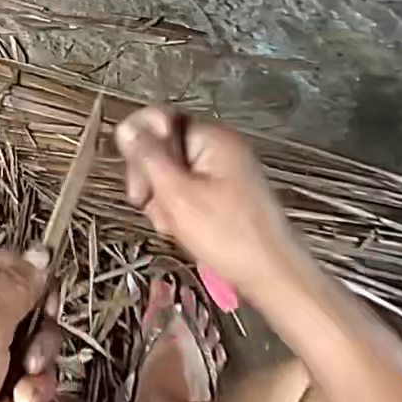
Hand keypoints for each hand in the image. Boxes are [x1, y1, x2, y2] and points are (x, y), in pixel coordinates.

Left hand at [0, 248, 62, 401]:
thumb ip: (18, 286)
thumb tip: (40, 253)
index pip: (21, 270)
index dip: (40, 288)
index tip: (42, 307)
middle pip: (37, 319)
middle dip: (41, 347)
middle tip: (26, 359)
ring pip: (37, 363)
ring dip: (33, 386)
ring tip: (13, 397)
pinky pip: (27, 398)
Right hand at [115, 107, 307, 293]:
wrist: (276, 281)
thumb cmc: (229, 237)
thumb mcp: (177, 194)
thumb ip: (147, 157)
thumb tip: (125, 128)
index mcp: (212, 137)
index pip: (158, 120)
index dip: (140, 146)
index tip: (136, 178)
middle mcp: (220, 147)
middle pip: (164, 146)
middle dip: (151, 177)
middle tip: (146, 204)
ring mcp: (225, 170)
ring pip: (173, 171)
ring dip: (163, 197)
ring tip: (170, 224)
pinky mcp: (228, 194)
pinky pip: (190, 189)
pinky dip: (179, 207)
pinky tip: (181, 229)